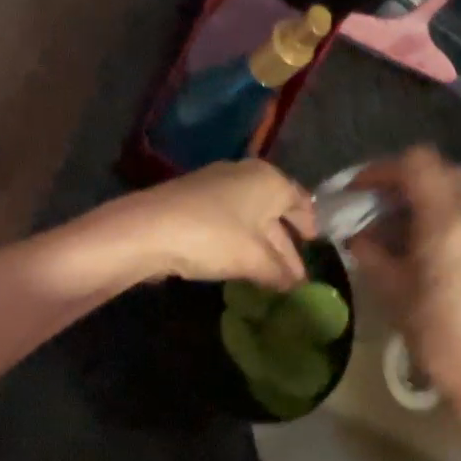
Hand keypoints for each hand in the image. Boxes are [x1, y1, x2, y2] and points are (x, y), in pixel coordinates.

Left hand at [102, 160, 316, 289]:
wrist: (147, 230)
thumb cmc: (213, 237)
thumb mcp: (253, 259)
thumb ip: (279, 272)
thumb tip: (295, 286)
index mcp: (269, 180)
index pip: (300, 202)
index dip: (309, 225)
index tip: (314, 245)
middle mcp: (245, 175)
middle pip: (275, 213)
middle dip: (285, 246)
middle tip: (294, 277)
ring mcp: (215, 186)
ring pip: (250, 219)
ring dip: (261, 247)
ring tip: (270, 277)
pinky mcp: (192, 201)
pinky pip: (228, 222)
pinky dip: (238, 242)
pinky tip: (238, 264)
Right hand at [346, 146, 460, 415]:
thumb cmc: (435, 333)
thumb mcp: (391, 290)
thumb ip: (371, 251)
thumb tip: (357, 235)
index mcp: (449, 221)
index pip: (416, 165)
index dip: (381, 170)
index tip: (357, 191)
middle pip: (439, 168)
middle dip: (403, 179)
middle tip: (375, 205)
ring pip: (458, 184)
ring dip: (425, 192)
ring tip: (397, 223)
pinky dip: (444, 207)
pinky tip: (423, 238)